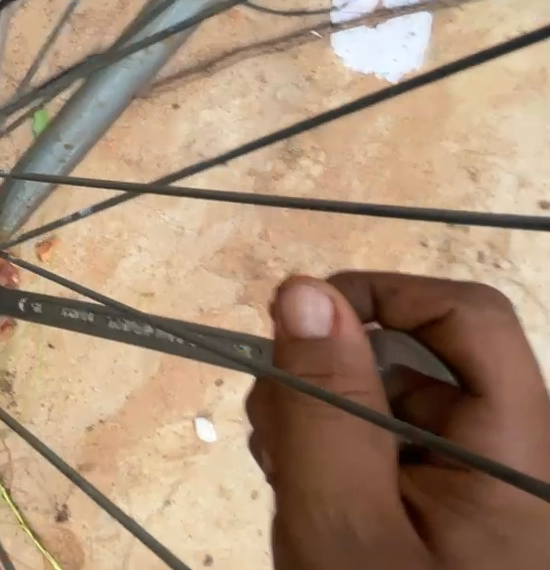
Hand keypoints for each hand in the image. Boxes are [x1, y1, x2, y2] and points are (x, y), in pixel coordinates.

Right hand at [246, 273, 549, 568]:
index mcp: (524, 462)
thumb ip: (324, 399)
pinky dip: (322, 442)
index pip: (467, 319)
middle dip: (321, 376)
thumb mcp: (339, 516)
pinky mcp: (444, 499)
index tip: (293, 323)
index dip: (377, 295)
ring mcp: (479, 482)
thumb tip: (304, 288)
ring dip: (312, 413)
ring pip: (378, 395)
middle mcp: (515, 460)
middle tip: (281, 437)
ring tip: (295, 478)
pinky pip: (374, 434)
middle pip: (407, 357)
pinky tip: (308, 487)